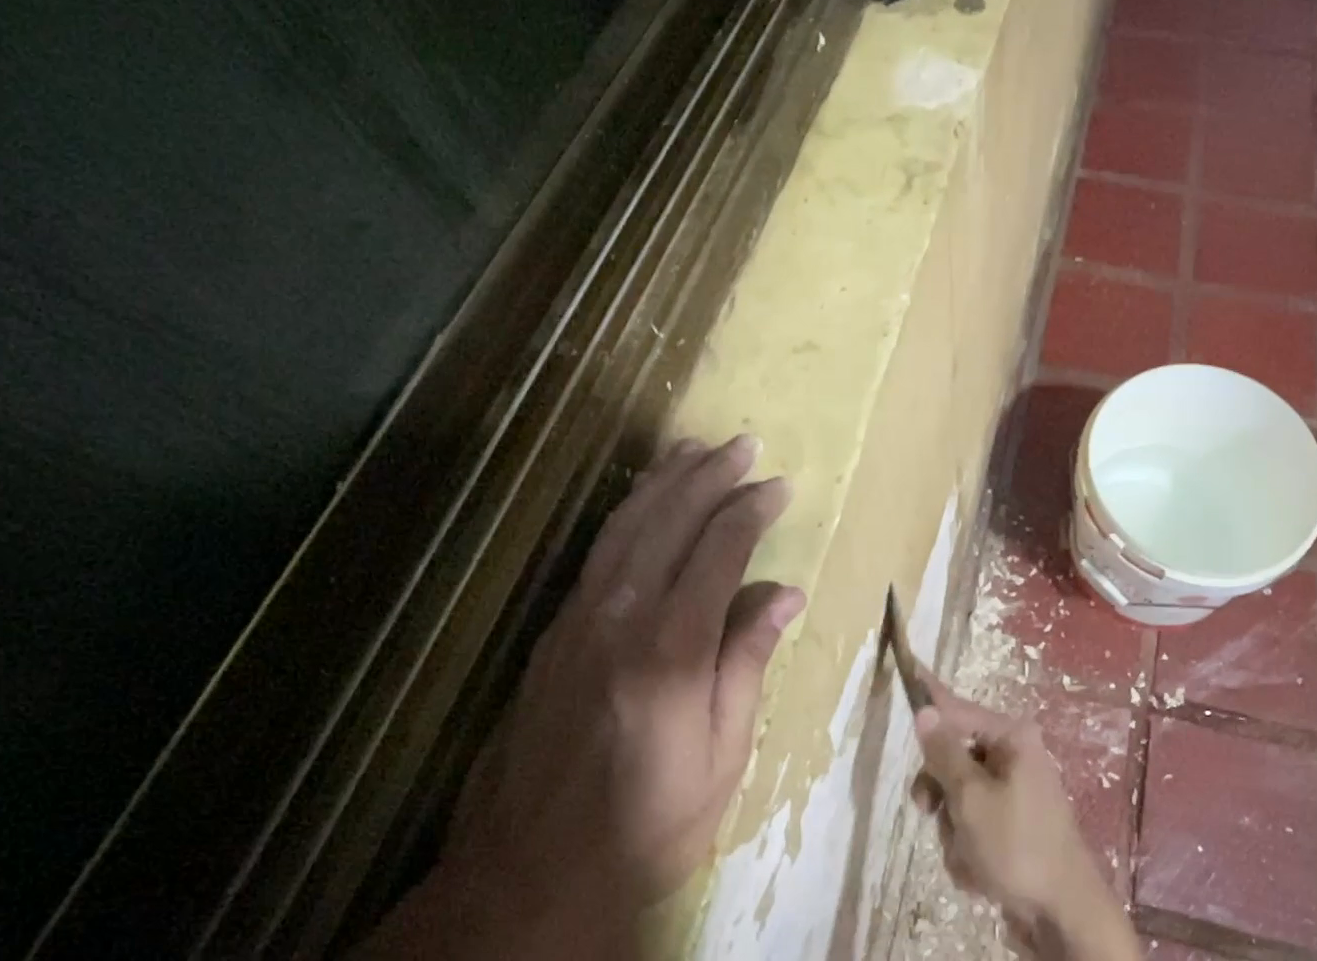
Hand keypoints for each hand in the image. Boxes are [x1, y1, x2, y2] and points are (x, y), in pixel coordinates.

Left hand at [378, 434, 800, 957]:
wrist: (531, 872)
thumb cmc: (649, 821)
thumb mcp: (723, 754)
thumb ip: (747, 662)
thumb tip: (785, 593)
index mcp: (670, 647)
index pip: (719, 550)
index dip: (751, 510)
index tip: (780, 485)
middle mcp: (619, 616)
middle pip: (668, 521)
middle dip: (709, 474)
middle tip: (743, 443)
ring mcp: (577, 621)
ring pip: (624, 527)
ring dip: (662, 481)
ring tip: (693, 447)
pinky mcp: (552, 634)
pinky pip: (596, 553)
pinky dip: (626, 514)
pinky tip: (642, 503)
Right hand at [910, 684, 1136, 959]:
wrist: (1061, 913)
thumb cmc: (1017, 845)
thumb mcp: (971, 797)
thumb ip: (944, 754)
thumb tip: (926, 710)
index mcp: (1011, 739)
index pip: (958, 708)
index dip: (929, 697)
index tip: (908, 667)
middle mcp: (1014, 758)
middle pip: (952, 758)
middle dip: (939, 794)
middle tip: (929, 811)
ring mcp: (1013, 794)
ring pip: (956, 799)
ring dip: (952, 830)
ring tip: (969, 855)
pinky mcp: (1011, 828)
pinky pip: (971, 827)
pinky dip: (967, 850)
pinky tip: (980, 871)